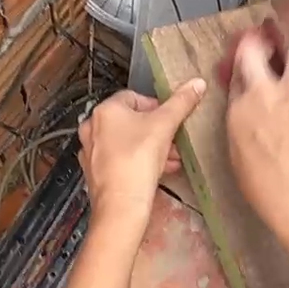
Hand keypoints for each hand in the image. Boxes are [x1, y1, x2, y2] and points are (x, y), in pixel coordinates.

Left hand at [77, 82, 206, 232]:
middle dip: (156, 131)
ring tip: (171, 159)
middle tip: (174, 141)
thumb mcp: (165, 125)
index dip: (157, 107)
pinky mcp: (95, 173)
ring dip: (150, 148)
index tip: (172, 119)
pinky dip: (138, 163)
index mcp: (104, 110)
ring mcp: (91, 151)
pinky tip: (158, 172)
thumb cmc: (138, 159)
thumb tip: (197, 83)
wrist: (121, 204)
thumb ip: (182, 102)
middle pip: (131, 122)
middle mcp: (92, 127)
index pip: (134, 97)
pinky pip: (120, 161)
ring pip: (126, 143)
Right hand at [225, 29, 288, 248]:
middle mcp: (264, 92)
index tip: (247, 62)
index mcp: (238, 108)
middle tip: (269, 43)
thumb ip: (241, 123)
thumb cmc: (263, 186)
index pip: (236, 73)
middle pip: (256, 50)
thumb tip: (247, 111)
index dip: (242, 65)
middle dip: (261, 42)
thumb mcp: (237, 152)